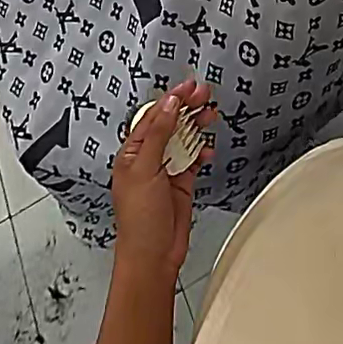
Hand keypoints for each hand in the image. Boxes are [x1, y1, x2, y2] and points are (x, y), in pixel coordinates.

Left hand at [111, 81, 214, 279]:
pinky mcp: (182, 181)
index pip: (153, 116)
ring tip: (210, 112)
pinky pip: (195, 157)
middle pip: (171, 123)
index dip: (171, 99)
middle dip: (187, 106)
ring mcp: (166, 169)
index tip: (188, 87)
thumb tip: (168, 105)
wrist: (153, 256)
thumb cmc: (138, 222)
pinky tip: (208, 148)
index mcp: (132, 153)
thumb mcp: (145, 169)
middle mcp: (149, 158)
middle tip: (204, 93)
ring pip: (185, 137)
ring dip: (197, 124)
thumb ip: (158, 134)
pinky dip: (203, 150)